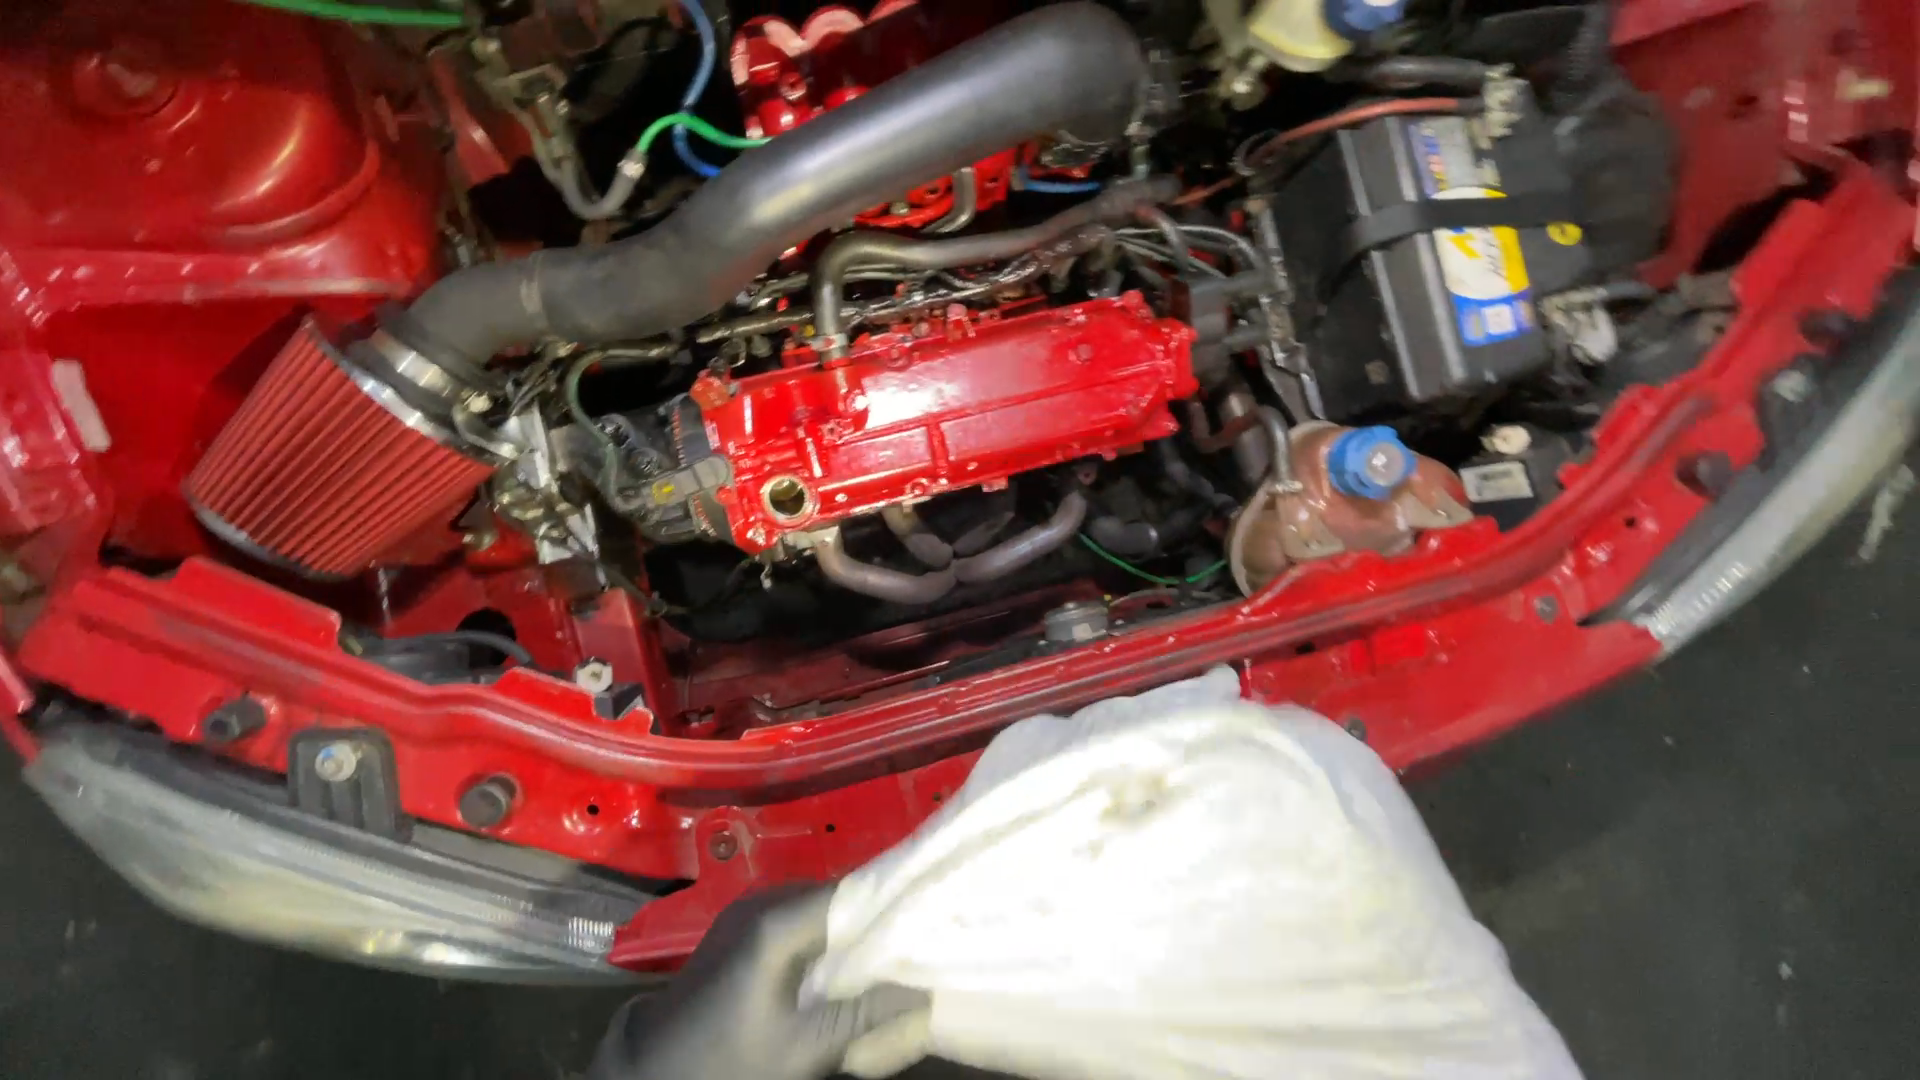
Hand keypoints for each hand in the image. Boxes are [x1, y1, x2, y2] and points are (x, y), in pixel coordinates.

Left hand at [588, 885, 929, 1079]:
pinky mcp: (742, 925)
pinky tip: (843, 964)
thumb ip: (862, 1015)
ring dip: (852, 929)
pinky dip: (826, 936)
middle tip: (918, 942)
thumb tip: (925, 990)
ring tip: (891, 954)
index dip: (894, 903)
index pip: (854, 892)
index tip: (929, 919)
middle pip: (840, 897)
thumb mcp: (799, 1049)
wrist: (650, 1069)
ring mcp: (750, 909)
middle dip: (878, 919)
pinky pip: (799, 918)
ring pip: (821, 907)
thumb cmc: (726, 1062)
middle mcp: (766, 899)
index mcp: (778, 920)